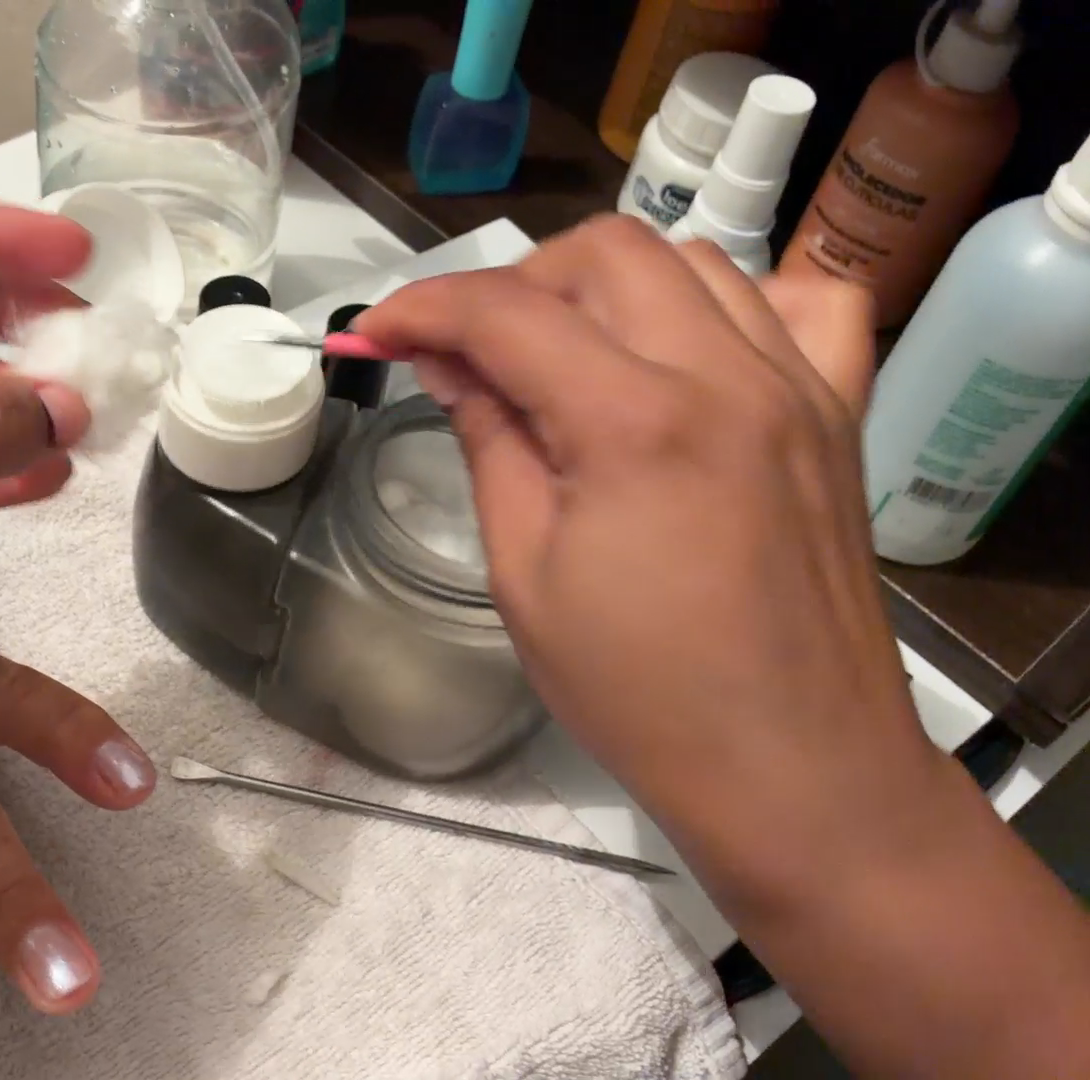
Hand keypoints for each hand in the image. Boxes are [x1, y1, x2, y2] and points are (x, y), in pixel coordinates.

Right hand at [358, 219, 1089, 1079]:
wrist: (788, 764)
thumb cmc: (631, 684)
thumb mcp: (521, 567)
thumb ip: (489, 441)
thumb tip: (449, 365)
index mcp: (635, 423)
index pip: (508, 315)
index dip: (424, 308)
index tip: (372, 329)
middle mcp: (728, 374)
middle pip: (603, 254)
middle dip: (506, 284)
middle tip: (460, 351)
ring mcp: (798, 385)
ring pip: (691, 258)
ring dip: (596, 287)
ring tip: (550, 351)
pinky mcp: (836, 413)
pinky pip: (796, 300)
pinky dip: (721, 298)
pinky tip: (678, 348)